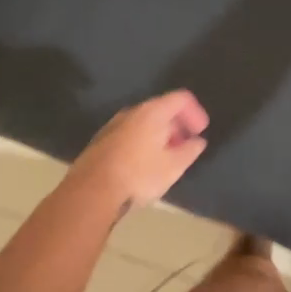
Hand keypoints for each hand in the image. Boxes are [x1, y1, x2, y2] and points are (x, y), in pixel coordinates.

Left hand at [69, 91, 209, 211]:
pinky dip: (141, 143)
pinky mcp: (99, 142)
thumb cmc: (138, 175)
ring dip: (158, 136)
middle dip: (177, 126)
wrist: (90, 193)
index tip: (200, 131)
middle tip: (184, 146)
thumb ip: (190, 150)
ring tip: (163, 158)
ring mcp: (113, 126)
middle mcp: (132, 112)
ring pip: (143, 123)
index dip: (195, 112)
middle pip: (161, 109)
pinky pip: (128, 135)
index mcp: (153, 112)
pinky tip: (141, 165)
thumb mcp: (174, 166)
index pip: (181, 98)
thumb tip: (197, 142)